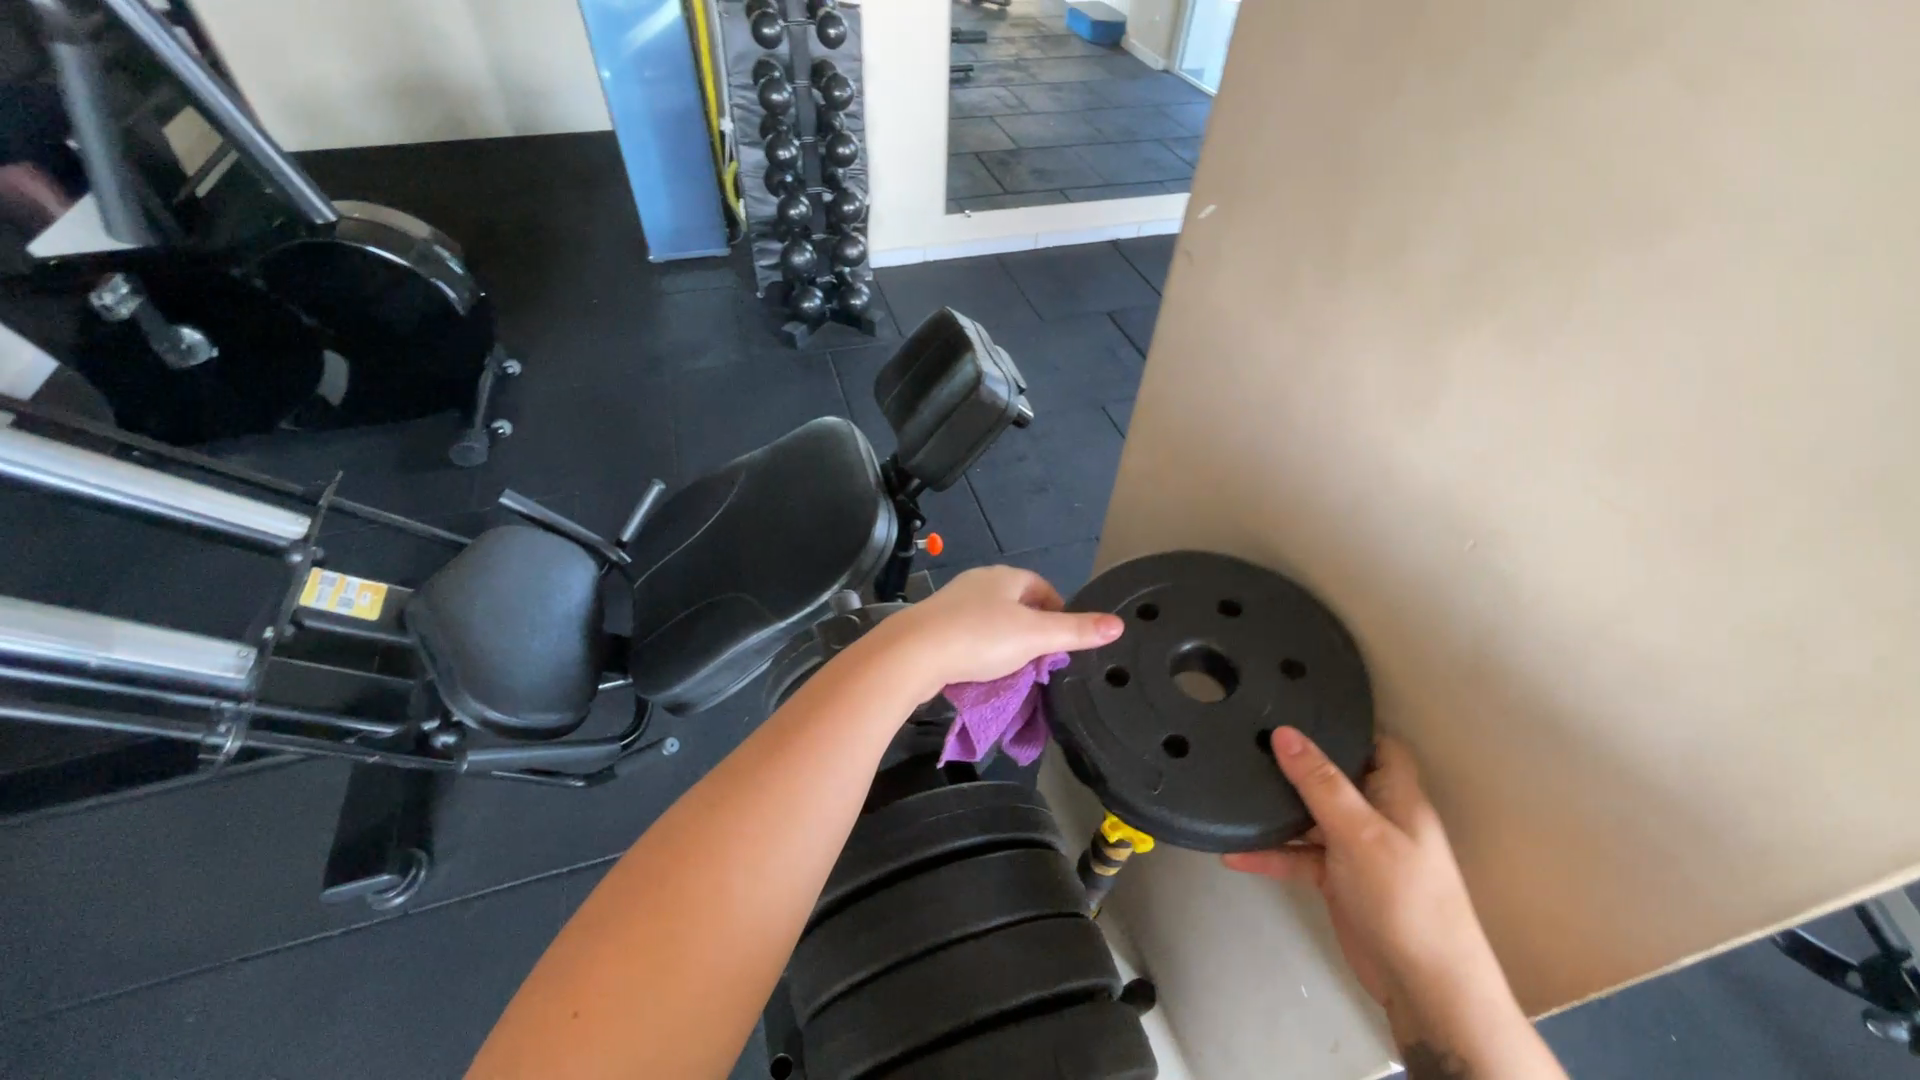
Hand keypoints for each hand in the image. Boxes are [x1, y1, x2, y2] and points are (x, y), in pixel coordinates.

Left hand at [874, 566, 1121, 696]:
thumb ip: (1076, 632)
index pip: (1042, 587)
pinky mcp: (933, 626)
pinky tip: (981, 671)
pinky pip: (967, 636)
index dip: (1058, 612)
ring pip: (991, 621)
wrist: (913, 653)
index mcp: (1005, 576)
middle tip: (1042, 661)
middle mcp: (978, 582)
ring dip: (1005, 643)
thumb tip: (1118, 624)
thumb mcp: (1036, 637)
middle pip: (1016, 604)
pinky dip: (980, 651)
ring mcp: (952, 603)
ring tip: (1014, 670)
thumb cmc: (980, 638)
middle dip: (1032, 630)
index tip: (1064, 642)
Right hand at [1223, 729, 1553, 1074]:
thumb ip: (1321, 783)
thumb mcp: (1360, 833)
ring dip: (1276, 810)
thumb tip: (1285, 732)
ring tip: (1232, 789)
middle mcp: (1378, 817)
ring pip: (1311, 817)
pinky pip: (1299, 857)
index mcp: (1397, 796)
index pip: (1379, 745)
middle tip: (1250, 739)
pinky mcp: (1338, 881)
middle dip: (1298, 763)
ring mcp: (1357, 850)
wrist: (1423, 985)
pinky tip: (1234, 853)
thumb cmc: (1404, 898)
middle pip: (1336, 778)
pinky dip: (1270, 855)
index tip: (1301, 705)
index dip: (1348, 725)